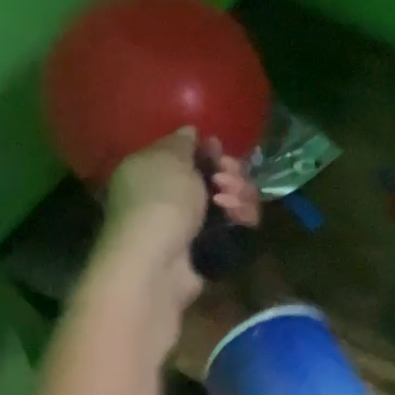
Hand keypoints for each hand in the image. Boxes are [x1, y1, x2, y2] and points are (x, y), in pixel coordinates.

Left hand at [98, 128, 260, 310]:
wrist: (157, 262)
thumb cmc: (159, 201)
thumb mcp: (169, 158)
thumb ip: (183, 143)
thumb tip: (189, 132)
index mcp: (152, 170)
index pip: (189, 154)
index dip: (209, 150)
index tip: (218, 152)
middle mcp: (170, 195)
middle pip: (215, 176)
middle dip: (229, 173)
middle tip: (225, 180)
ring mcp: (190, 222)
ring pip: (230, 198)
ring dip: (239, 194)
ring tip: (230, 203)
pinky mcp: (209, 245)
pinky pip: (235, 223)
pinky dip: (242, 216)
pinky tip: (238, 217)